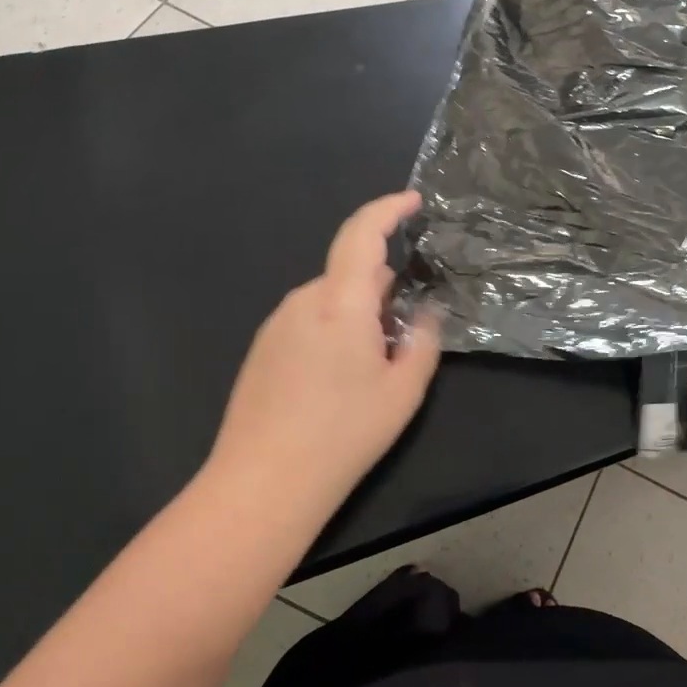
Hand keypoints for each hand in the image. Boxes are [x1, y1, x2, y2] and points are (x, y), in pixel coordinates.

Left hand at [207, 191, 440, 513]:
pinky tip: (336, 385)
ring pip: (332, 300)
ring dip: (358, 316)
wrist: (262, 485)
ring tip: (370, 372)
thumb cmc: (342, 435)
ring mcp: (277, 324)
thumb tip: (424, 312)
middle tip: (404, 338)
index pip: (363, 233)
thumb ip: (423, 339)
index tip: (414, 201)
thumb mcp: (403, 390)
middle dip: (384, 291)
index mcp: (341, 303)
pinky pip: (309, 322)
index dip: (389, 209)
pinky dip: (332, 333)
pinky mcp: (262, 349)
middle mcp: (304, 302)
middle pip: (352, 273)